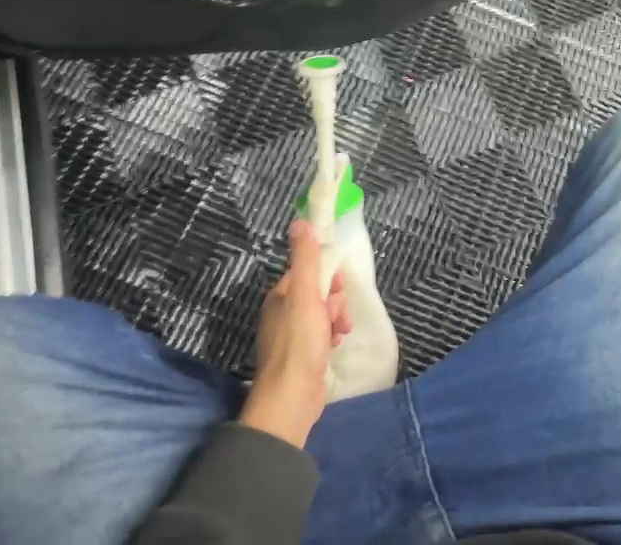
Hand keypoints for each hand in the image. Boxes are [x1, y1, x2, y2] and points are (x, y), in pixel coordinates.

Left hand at [238, 220, 351, 447]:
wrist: (291, 399)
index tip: (338, 286)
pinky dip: (331, 335)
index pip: (306, 272)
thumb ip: (305, 259)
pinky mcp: (301, 357)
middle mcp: (281, 314)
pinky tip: (336, 343)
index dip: (326, 275)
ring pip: (321, 314)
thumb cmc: (299, 343)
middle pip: (315, 293)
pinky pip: (320, 335)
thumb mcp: (305, 295)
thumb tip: (300, 221)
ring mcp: (290, 337)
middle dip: (333, 299)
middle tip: (339, 313)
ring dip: (336, 317)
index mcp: (279, 296)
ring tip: (341, 330)